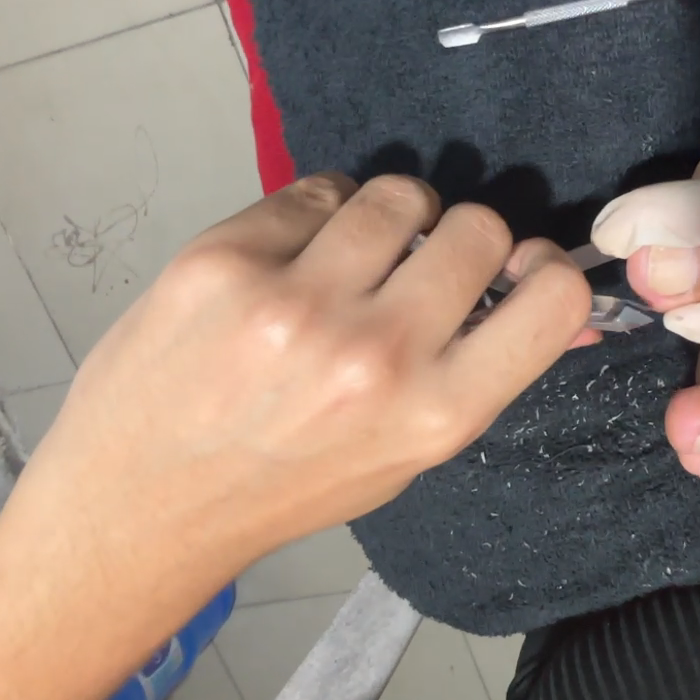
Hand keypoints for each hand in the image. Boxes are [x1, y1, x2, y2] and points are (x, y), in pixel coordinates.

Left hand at [0, 173, 592, 581]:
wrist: (137, 509)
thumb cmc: (294, 486)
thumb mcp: (409, 454)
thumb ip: (483, 372)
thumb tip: (561, 304)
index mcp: (436, 414)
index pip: (555, 300)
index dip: (546, 267)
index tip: (516, 268)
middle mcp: (376, 355)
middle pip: (478, 225)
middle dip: (461, 238)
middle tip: (418, 269)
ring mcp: (295, 302)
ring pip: (400, 194)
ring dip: (391, 218)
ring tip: (352, 258)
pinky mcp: (221, 259)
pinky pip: (318, 189)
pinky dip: (319, 214)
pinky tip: (290, 259)